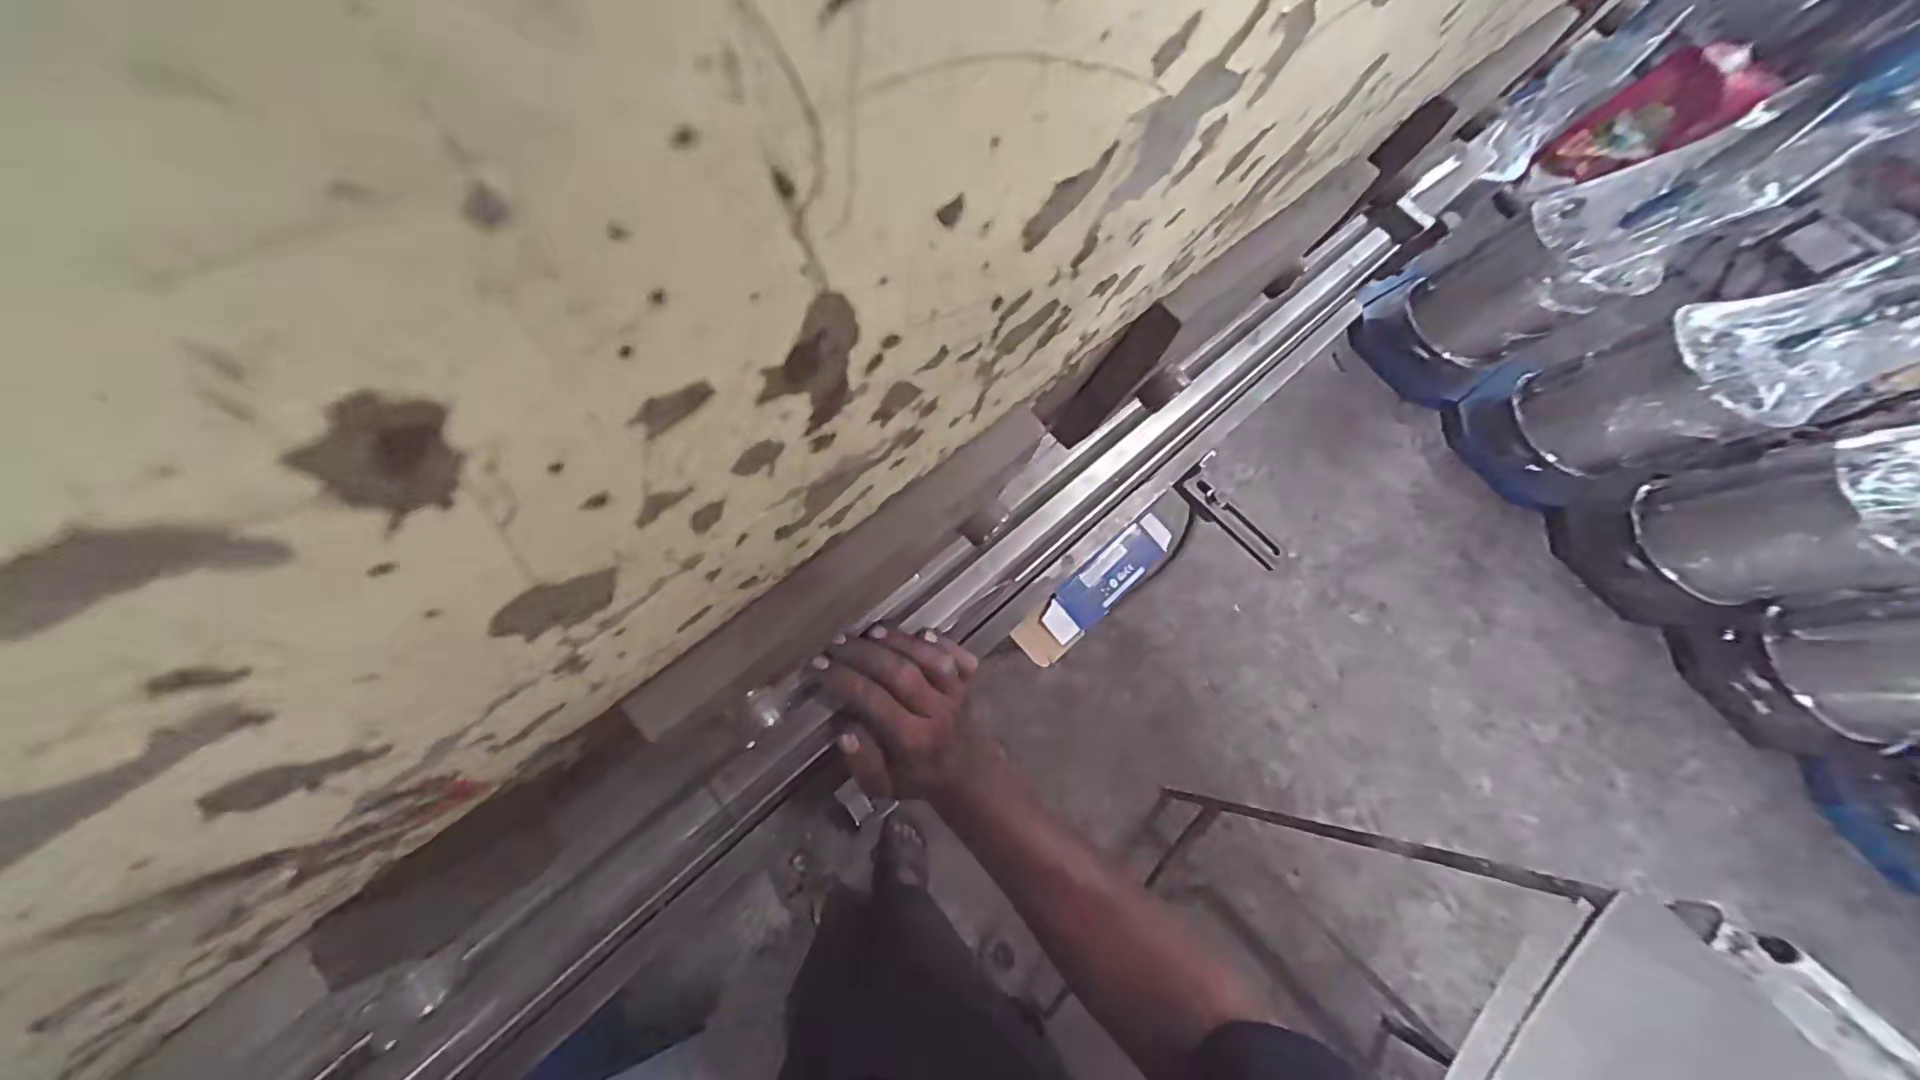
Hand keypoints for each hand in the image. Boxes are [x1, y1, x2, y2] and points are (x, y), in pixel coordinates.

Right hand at [812, 625, 1001, 803]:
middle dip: (864, 653)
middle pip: (900, 673)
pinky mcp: (971, 682)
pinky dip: (940, 642)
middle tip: (836, 642)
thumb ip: (861, 762)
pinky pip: (958, 656)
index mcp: (912, 740)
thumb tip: (844, 731)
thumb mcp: (882, 785)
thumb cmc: (917, 777)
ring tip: (869, 631)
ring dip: (900, 641)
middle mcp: (937, 713)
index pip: (873, 700)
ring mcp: (958, 695)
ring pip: (929, 659)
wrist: (969, 774)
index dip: (844, 679)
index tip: (819, 664)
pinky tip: (918, 632)